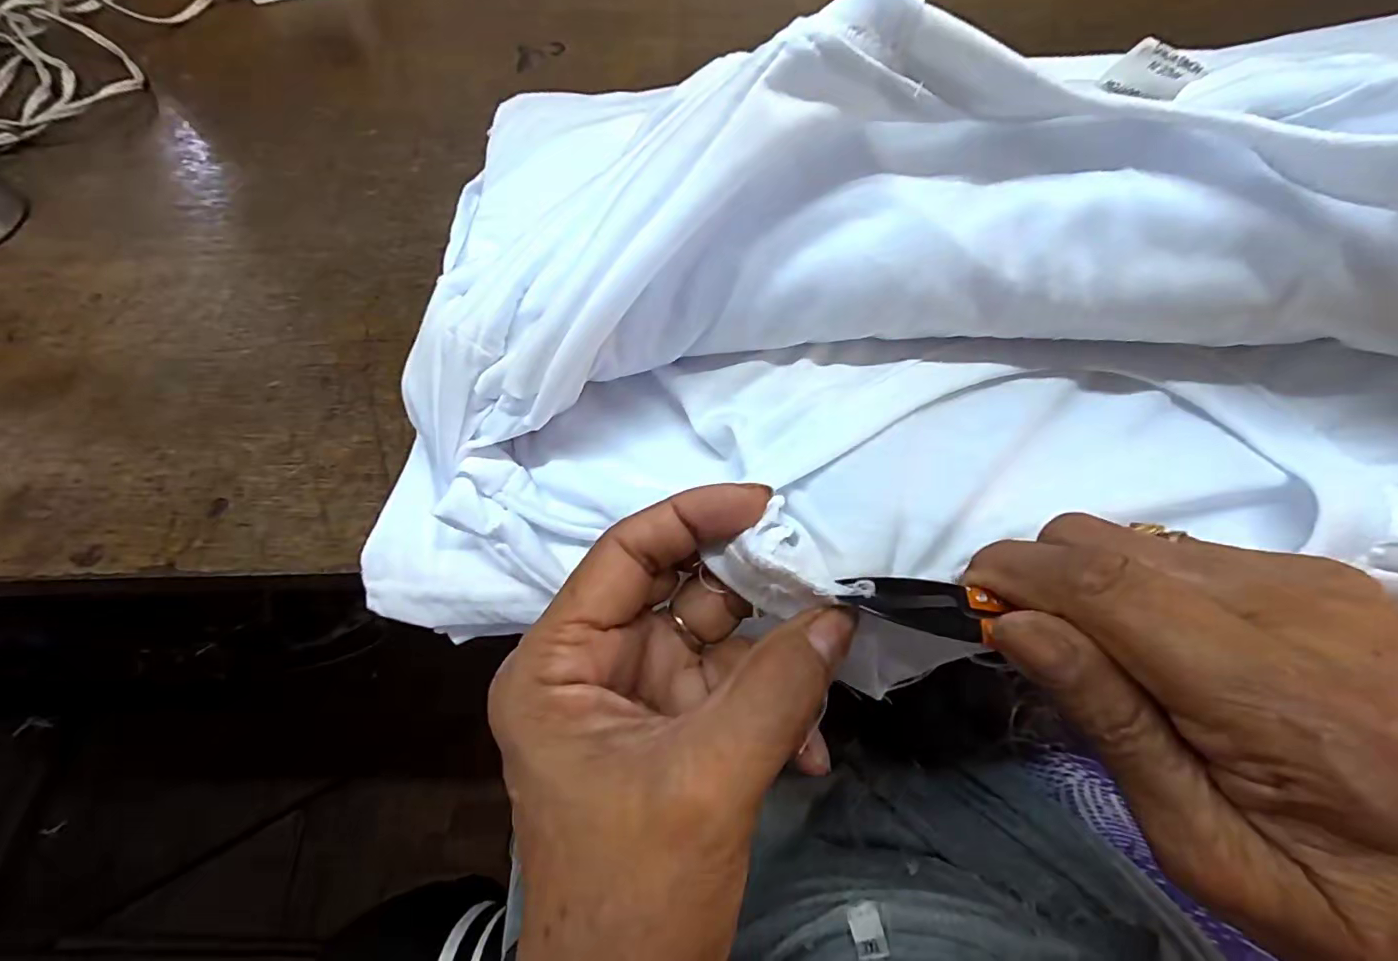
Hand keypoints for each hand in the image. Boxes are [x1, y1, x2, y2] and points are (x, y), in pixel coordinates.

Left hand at [489, 484, 858, 960]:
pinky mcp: (681, 727)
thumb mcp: (707, 781)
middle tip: (814, 579)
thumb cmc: (635, 894)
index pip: (626, 552)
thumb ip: (778, 689)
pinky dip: (778, 703)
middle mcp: (597, 665)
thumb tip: (837, 616)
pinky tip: (811, 750)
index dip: (693, 515)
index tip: (763, 504)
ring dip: (778, 657)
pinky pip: (738, 684)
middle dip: (751, 587)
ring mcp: (643, 695)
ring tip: (823, 683)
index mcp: (560, 663)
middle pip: (681, 589)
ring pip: (720, 636)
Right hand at [967, 514, 1397, 960]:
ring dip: (1097, 579)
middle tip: (1027, 626)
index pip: (1116, 592)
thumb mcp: (1188, 838)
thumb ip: (1103, 716)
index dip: (1027, 573)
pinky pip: (1186, 549)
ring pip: (1146, 537)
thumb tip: (1014, 622)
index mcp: (1287, 705)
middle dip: (1050, 573)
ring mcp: (1327, 583)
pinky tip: (1166, 638)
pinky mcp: (1328, 571)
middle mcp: (1314, 616)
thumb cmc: (1310, 892)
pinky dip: (1145, 581)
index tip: (972, 585)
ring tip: (1106, 644)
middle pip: (1122, 546)